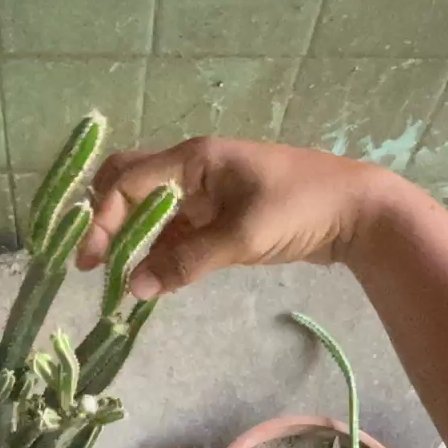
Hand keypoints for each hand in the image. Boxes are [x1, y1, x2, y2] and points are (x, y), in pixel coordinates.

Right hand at [78, 137, 418, 298]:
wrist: (358, 213)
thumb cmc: (301, 208)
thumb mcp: (241, 237)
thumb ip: (186, 263)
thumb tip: (134, 289)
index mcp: (194, 158)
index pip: (129, 182)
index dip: (102, 220)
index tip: (90, 261)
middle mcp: (192, 169)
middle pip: (130, 185)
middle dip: (107, 221)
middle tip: (95, 262)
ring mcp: (205, 193)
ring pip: (151, 214)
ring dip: (134, 244)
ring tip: (122, 282)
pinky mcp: (217, 216)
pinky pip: (175, 233)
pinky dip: (160, 254)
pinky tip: (154, 280)